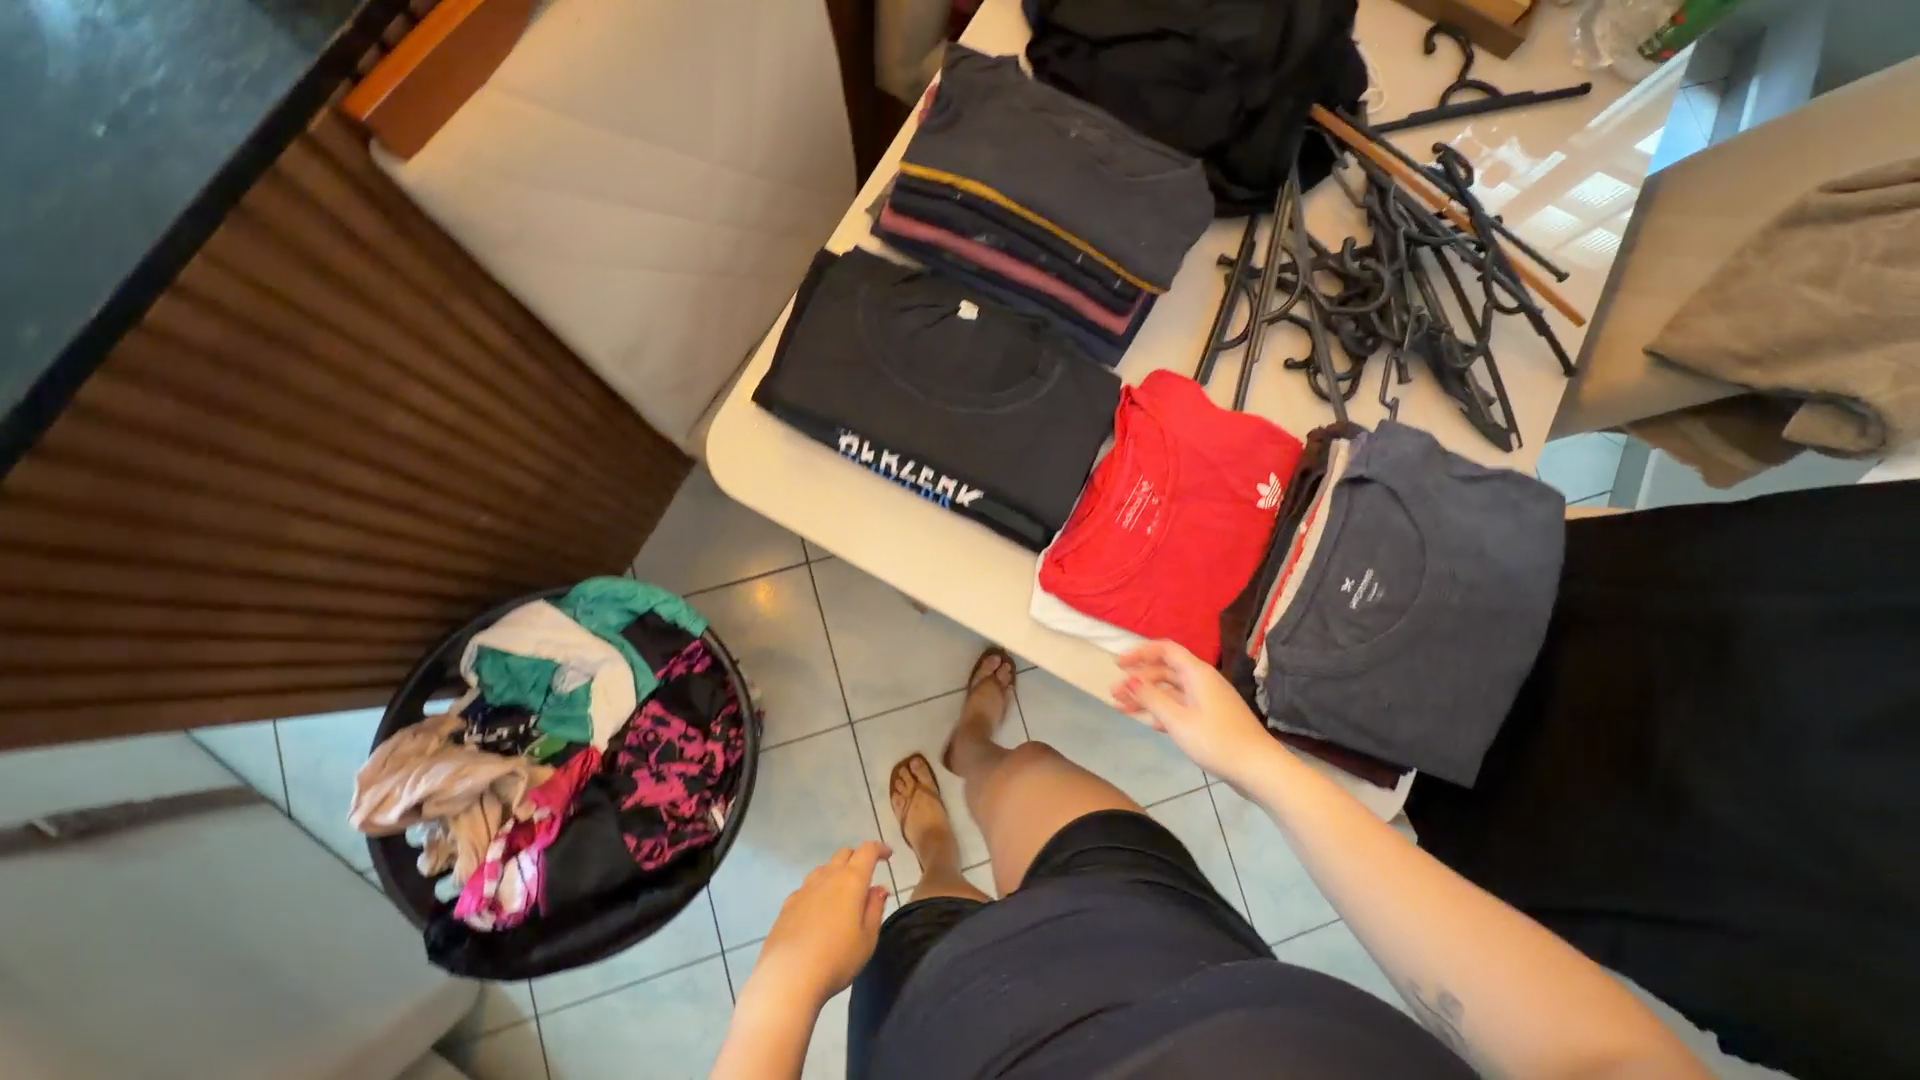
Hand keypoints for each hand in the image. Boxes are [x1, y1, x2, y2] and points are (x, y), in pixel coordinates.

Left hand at [752, 841, 891, 1005]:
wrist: (788, 976)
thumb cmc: (837, 958)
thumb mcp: (867, 938)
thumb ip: (875, 908)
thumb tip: (878, 888)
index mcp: (851, 881)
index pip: (867, 851)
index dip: (879, 849)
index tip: (888, 855)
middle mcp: (826, 878)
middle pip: (843, 854)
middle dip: (858, 858)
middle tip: (867, 874)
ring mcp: (804, 890)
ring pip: (823, 869)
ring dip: (836, 873)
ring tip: (843, 893)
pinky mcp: (787, 906)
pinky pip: (807, 888)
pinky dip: (818, 891)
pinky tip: (818, 911)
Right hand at [1112, 640, 1275, 782]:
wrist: (1258, 768)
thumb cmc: (1216, 741)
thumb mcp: (1178, 720)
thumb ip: (1151, 698)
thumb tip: (1129, 678)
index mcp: (1197, 673)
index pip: (1165, 650)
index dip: (1140, 653)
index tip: (1118, 664)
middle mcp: (1203, 681)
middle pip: (1166, 671)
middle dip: (1139, 679)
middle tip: (1114, 693)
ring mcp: (1208, 699)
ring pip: (1171, 690)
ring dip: (1147, 697)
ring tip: (1122, 708)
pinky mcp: (1211, 718)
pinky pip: (1181, 705)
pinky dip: (1162, 710)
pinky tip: (1149, 723)